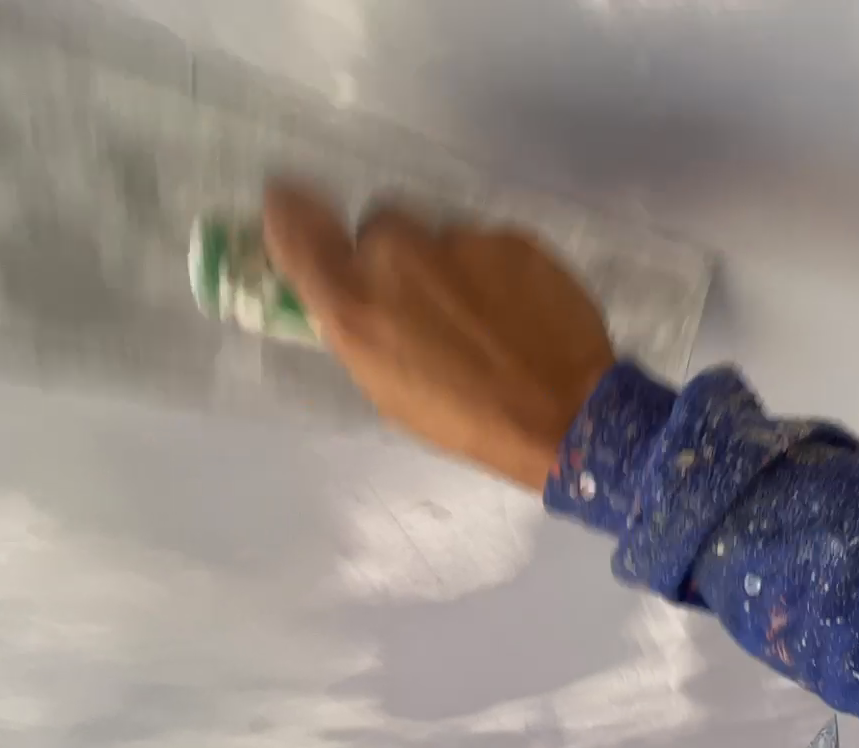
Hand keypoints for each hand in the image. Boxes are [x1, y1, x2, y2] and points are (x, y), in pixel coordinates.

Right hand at [261, 181, 615, 491]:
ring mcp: (461, 241)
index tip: (316, 223)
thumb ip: (361, 322)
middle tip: (438, 302)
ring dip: (458, 264)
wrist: (566, 417)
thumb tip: (358, 288)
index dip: (302, 216)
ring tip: (494, 317)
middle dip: (402, 256)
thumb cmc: (470, 421)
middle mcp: (397, 255)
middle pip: (384, 226)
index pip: (292, 217)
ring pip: (446, 235)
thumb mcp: (388, 385)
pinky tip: (528, 312)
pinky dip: (505, 272)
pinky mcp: (515, 240)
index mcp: (352, 300)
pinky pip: (496, 247)